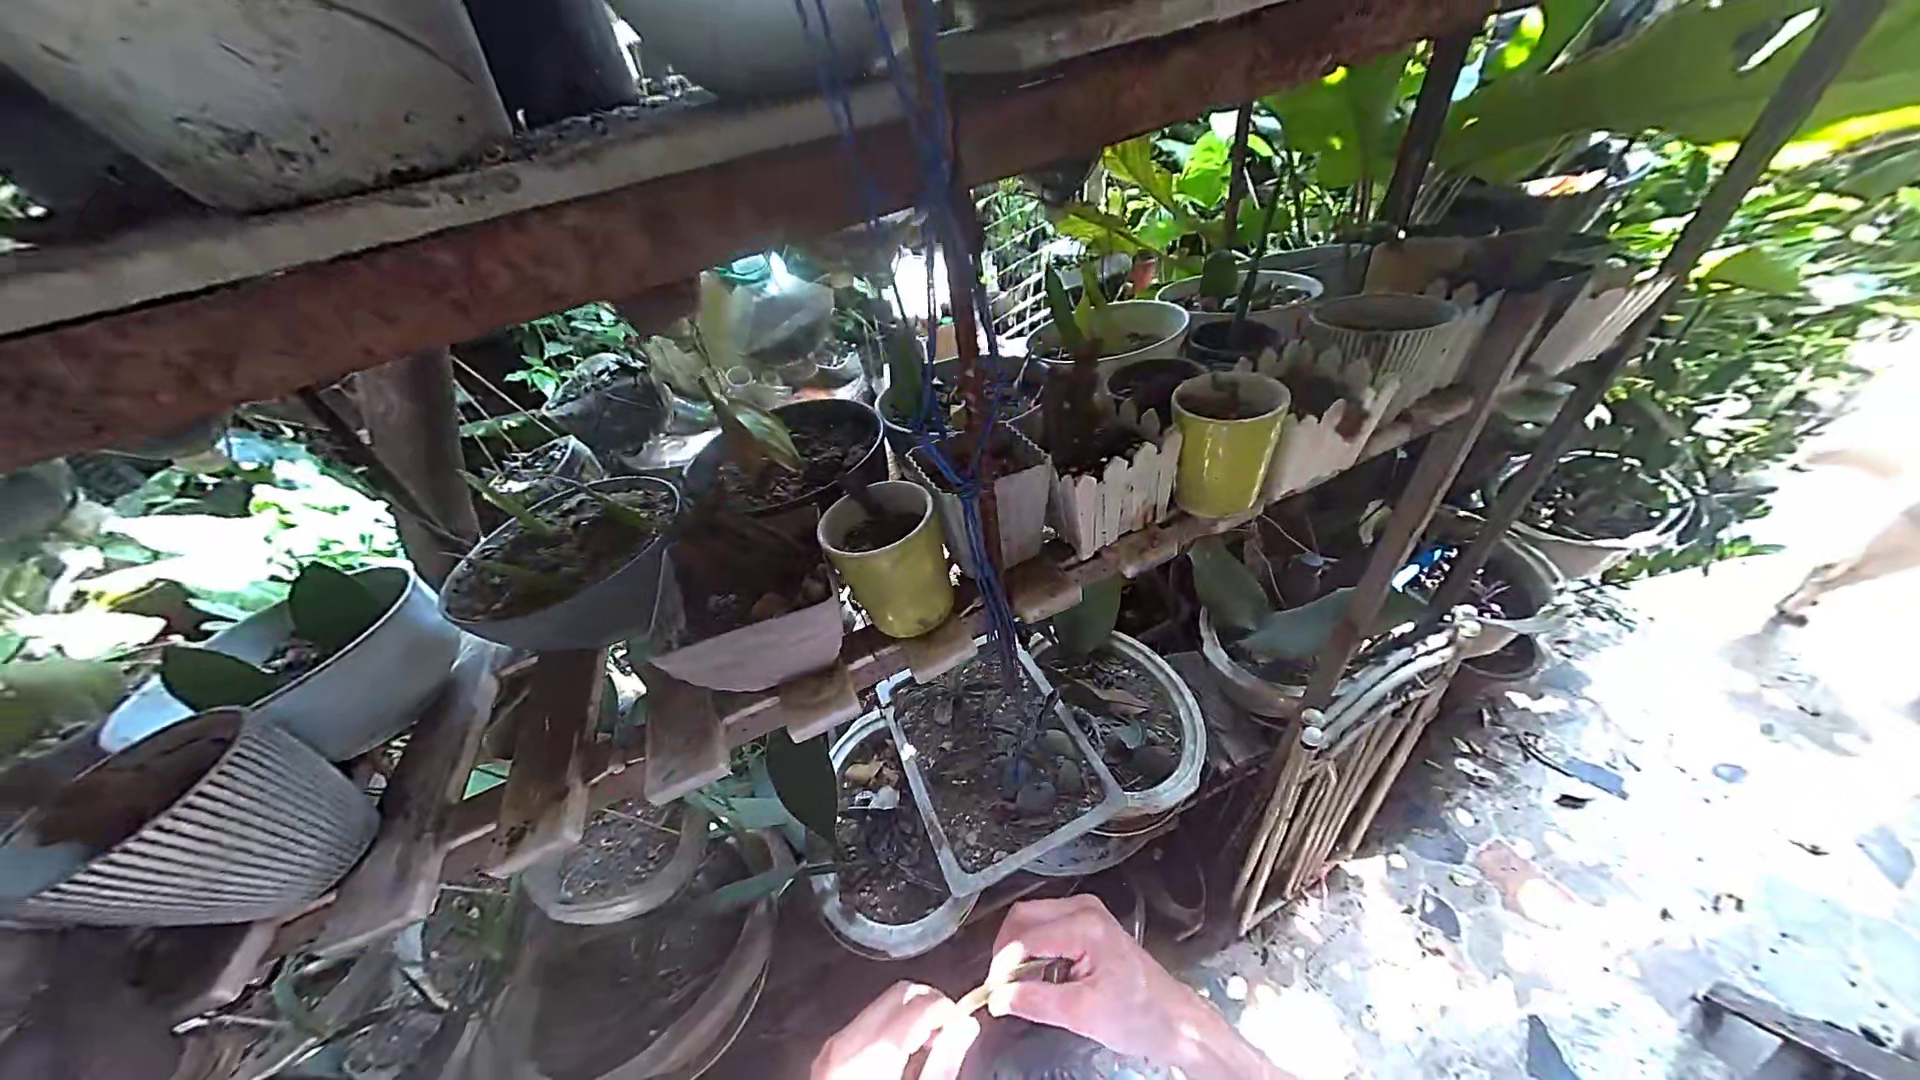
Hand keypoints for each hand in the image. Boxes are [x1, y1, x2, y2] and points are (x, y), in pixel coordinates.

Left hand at [812, 981, 979, 1079]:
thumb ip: (943, 1065)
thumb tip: (965, 1028)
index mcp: (871, 1056)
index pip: (917, 1002)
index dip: (946, 1008)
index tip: (961, 1023)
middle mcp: (846, 1043)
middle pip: (898, 993)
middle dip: (928, 1004)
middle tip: (948, 1031)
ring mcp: (832, 1048)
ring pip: (882, 1003)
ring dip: (910, 1013)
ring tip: (928, 1044)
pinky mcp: (828, 1056)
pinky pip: (866, 1021)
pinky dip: (890, 1026)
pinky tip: (903, 1052)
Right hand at [986, 895, 1293, 1079]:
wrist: (1173, 1019)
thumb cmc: (1139, 1016)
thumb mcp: (1083, 1015)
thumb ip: (1036, 1002)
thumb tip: (1000, 997)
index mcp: (1084, 925)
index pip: (1026, 934)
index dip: (1003, 962)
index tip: (993, 989)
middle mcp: (1083, 908)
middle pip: (1024, 916)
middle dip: (1006, 950)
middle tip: (1000, 985)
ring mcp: (1084, 911)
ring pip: (1032, 918)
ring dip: (1019, 948)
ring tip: (1018, 983)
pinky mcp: (1085, 921)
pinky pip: (1045, 925)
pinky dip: (1033, 948)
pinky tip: (1038, 974)